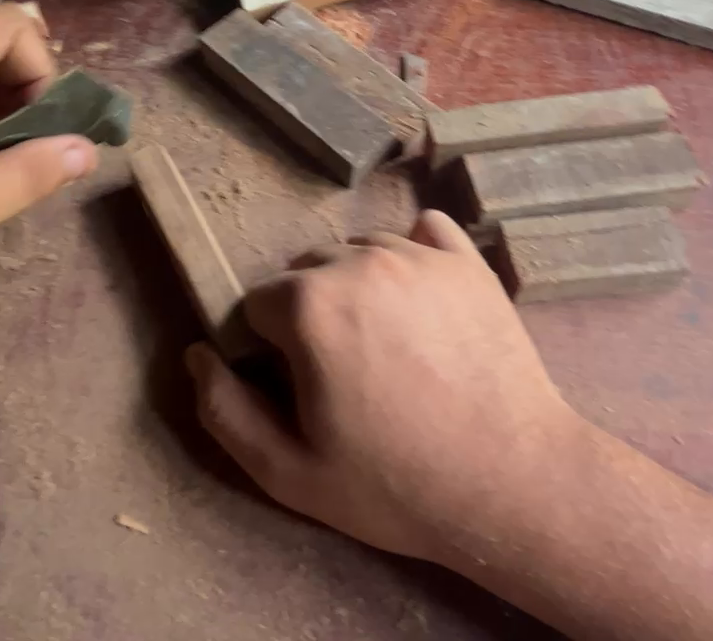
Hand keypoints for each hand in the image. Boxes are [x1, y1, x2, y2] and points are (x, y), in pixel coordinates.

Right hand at [184, 210, 594, 565]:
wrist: (514, 483)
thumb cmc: (396, 483)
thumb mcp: (289, 472)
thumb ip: (224, 411)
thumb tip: (198, 354)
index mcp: (308, 304)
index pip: (259, 304)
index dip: (272, 348)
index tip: (303, 385)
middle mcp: (359, 261)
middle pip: (306, 270)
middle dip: (310, 311)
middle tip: (346, 369)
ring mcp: (418, 255)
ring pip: (360, 251)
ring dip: (358, 285)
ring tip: (389, 342)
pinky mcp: (466, 260)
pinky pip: (422, 230)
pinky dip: (413, 253)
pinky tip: (423, 297)